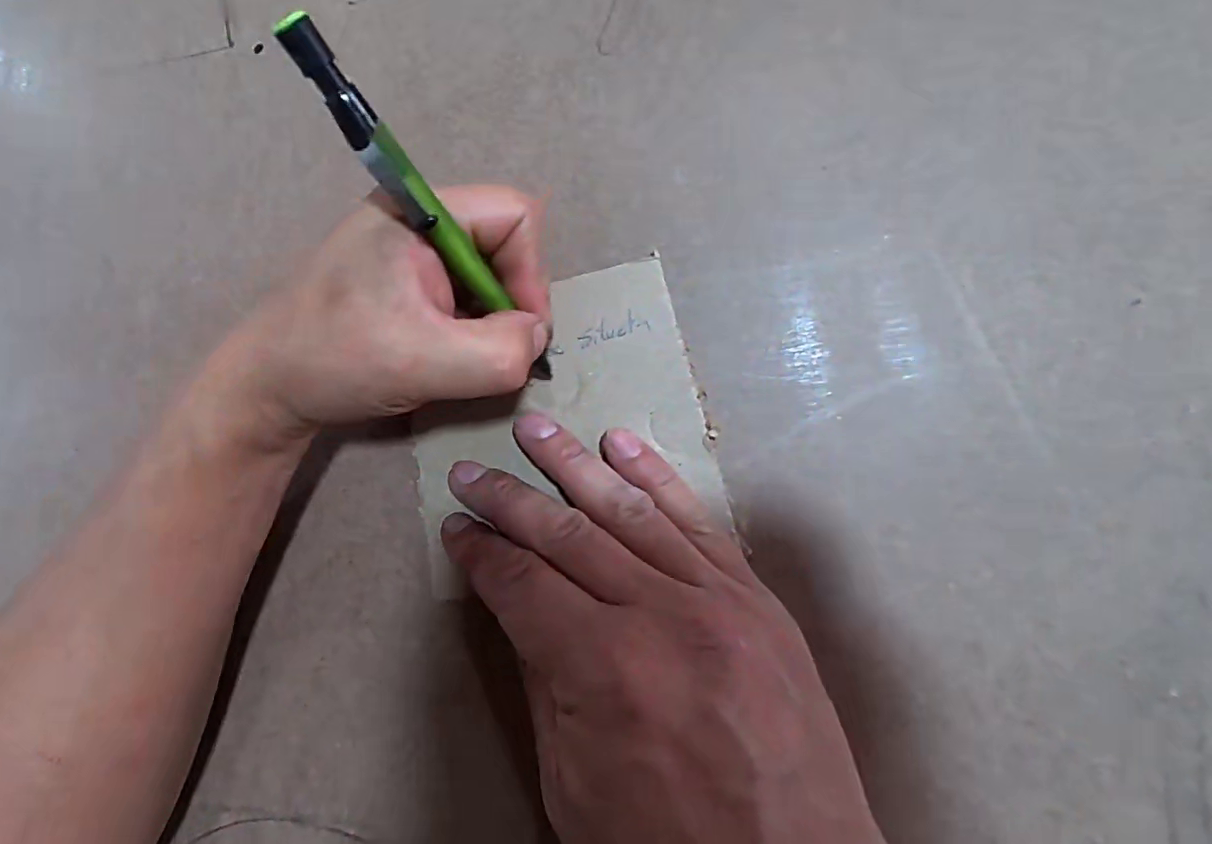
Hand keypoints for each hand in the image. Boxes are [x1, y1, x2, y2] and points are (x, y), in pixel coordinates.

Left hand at [219, 185, 550, 438]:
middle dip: (507, 299)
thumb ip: (501, 351)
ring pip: (482, 269)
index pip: (514, 215)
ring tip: (459, 357)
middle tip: (492, 350)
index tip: (520, 331)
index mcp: (416, 211)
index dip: (530, 273)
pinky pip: (457, 287)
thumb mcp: (427, 363)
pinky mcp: (396, 275)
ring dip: (486, 317)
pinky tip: (442, 353)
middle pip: (502, 241)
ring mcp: (402, 245)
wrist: (266, 387)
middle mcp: (413, 217)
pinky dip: (465, 323)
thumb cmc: (334, 362)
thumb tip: (534, 335)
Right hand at [440, 414, 883, 843]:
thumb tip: (514, 601)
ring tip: (534, 429)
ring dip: (572, 463)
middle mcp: (659, 618)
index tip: (455, 527)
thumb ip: (539, 678)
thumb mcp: (573, 781)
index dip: (480, 552)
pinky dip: (654, 475)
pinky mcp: (756, 599)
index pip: (519, 582)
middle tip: (468, 471)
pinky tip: (619, 443)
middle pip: (562, 533)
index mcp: (604, 669)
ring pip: (625, 509)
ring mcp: (716, 601)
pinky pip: (697, 520)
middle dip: (506, 498)